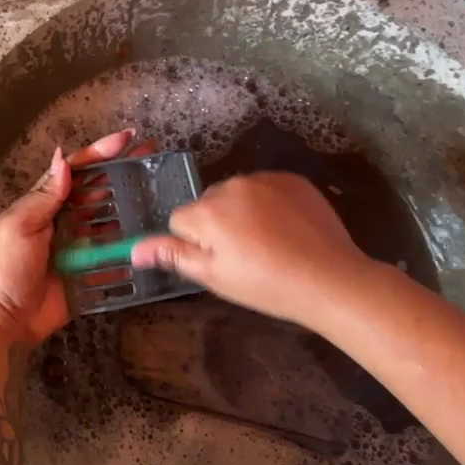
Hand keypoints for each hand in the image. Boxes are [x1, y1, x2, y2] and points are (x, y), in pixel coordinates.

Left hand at [0, 129, 144, 343]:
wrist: (3, 319)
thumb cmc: (4, 267)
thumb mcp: (19, 226)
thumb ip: (44, 196)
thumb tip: (63, 158)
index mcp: (43, 203)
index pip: (75, 170)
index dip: (100, 152)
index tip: (127, 138)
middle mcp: (64, 220)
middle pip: (98, 191)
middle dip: (123, 173)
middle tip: (154, 158)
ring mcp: (77, 246)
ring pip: (109, 221)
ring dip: (131, 206)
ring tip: (161, 191)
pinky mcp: (88, 272)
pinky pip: (113, 257)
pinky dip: (129, 247)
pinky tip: (152, 236)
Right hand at [131, 171, 391, 324]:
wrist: (330, 279)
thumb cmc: (266, 285)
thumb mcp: (214, 277)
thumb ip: (173, 255)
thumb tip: (133, 249)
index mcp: (207, 211)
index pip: (180, 220)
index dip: (195, 243)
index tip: (220, 262)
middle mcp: (231, 186)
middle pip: (208, 203)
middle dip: (217, 224)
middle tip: (244, 256)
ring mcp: (264, 179)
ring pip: (236, 194)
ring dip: (242, 212)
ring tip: (268, 243)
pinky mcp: (291, 179)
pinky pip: (265, 187)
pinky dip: (268, 204)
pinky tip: (286, 229)